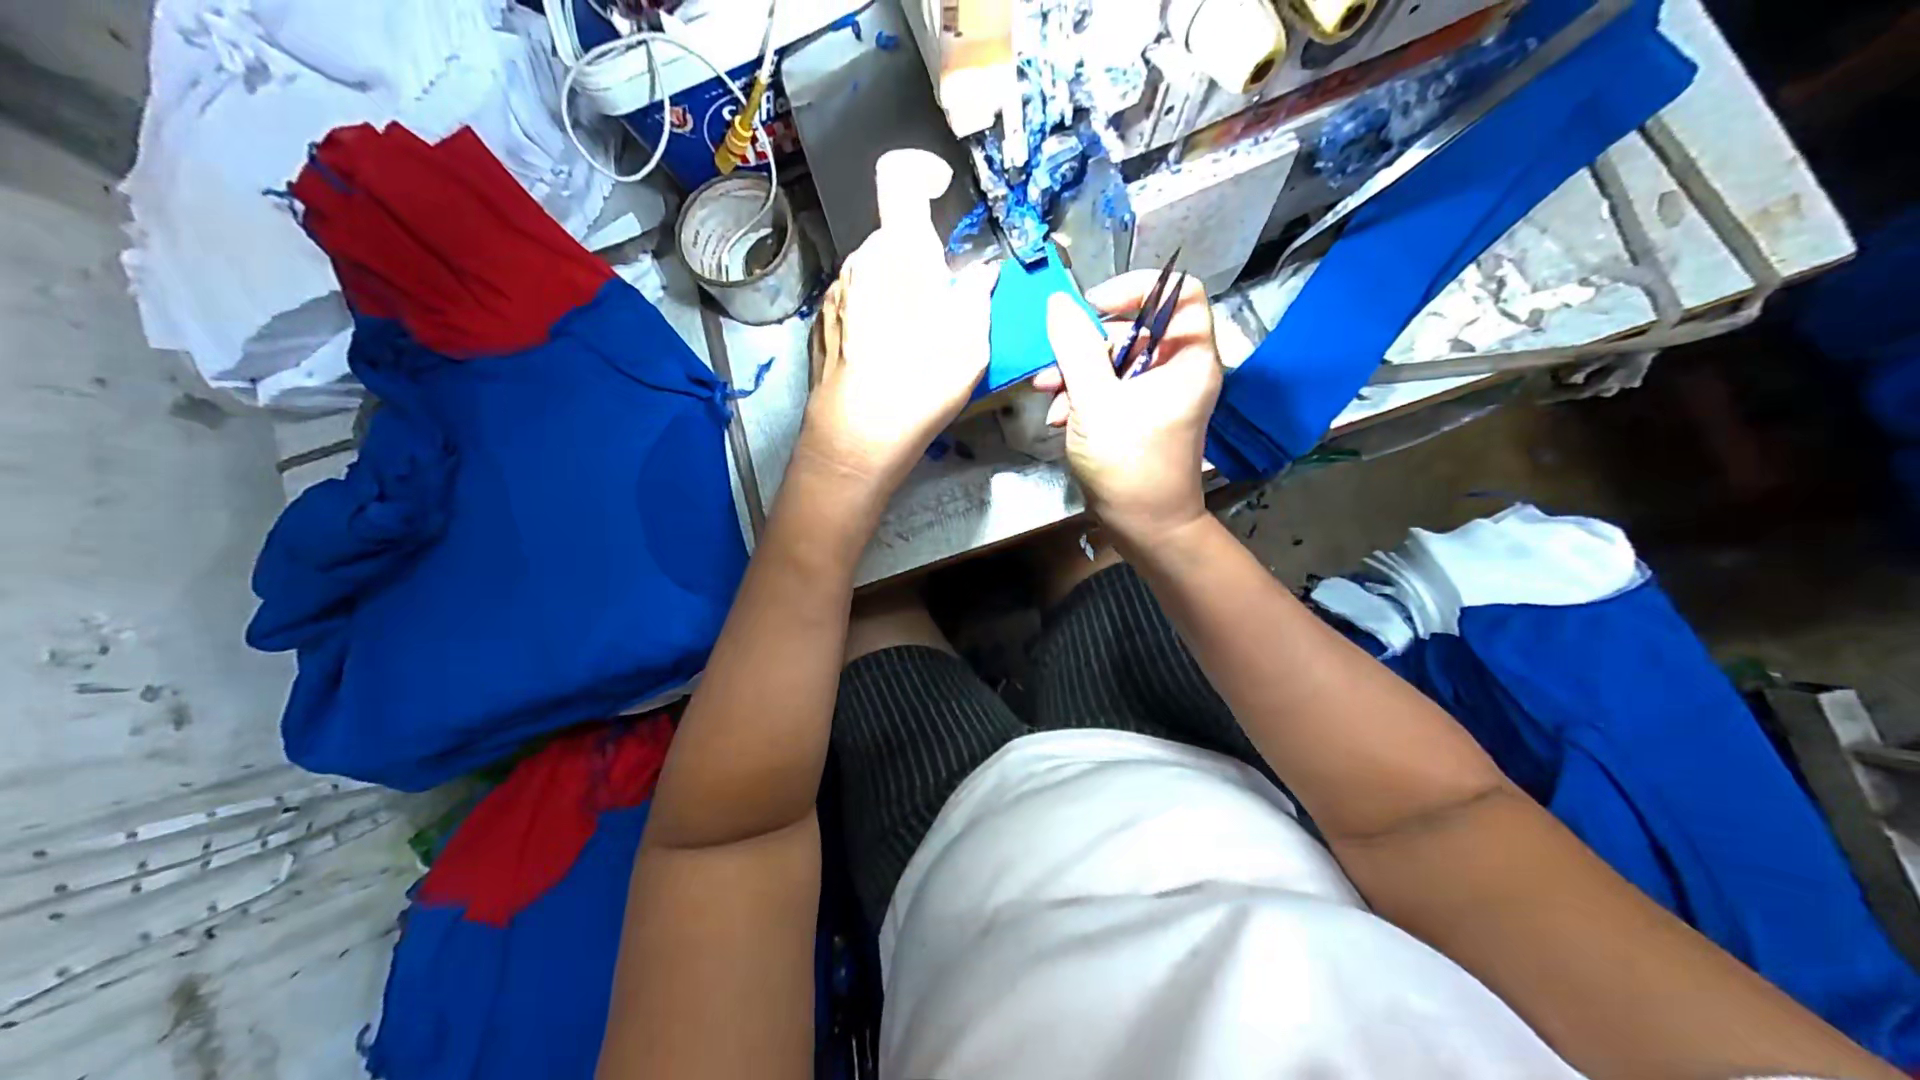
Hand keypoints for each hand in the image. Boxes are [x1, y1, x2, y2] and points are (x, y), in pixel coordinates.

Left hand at [798, 150, 993, 500]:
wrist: (856, 438)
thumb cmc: (919, 383)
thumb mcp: (971, 341)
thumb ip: (977, 294)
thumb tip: (979, 275)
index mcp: (901, 251)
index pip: (899, 176)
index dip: (921, 170)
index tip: (940, 187)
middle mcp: (860, 262)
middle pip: (894, 238)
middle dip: (923, 258)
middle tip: (947, 302)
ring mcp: (836, 294)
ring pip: (875, 273)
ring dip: (900, 289)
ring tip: (919, 340)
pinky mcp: (822, 324)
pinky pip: (857, 303)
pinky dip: (878, 315)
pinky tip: (890, 356)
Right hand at [1033, 270, 1221, 548]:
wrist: (1143, 526)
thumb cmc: (1129, 462)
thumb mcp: (1096, 401)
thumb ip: (1075, 348)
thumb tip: (1058, 303)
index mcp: (1189, 358)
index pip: (1179, 293)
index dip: (1137, 289)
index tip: (1094, 307)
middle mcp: (1178, 368)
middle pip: (1134, 328)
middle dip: (1087, 344)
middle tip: (1055, 363)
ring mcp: (1156, 392)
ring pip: (1113, 359)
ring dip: (1075, 373)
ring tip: (1049, 395)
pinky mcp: (1137, 413)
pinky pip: (1108, 386)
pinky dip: (1082, 395)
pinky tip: (1059, 416)